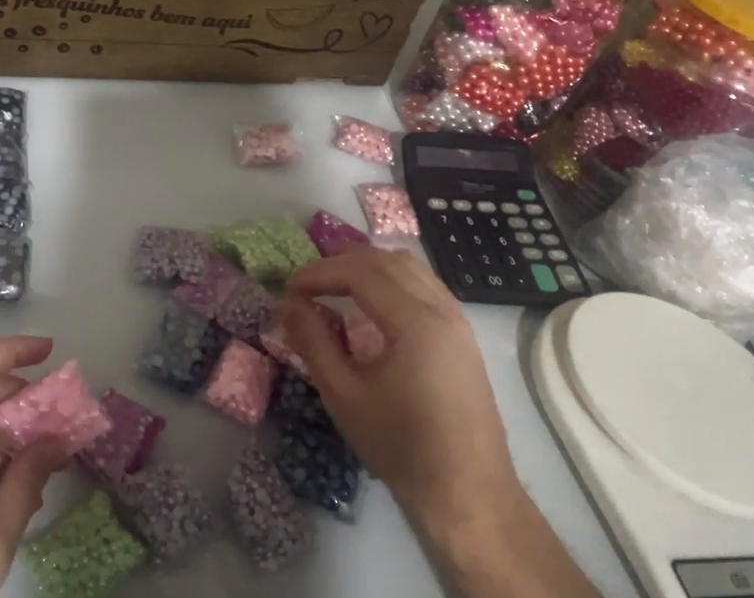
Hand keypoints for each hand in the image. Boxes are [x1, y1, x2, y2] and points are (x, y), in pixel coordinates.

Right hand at [279, 249, 517, 529]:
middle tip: (306, 286)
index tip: (288, 291)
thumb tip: (286, 304)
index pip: (359, 272)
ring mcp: (458, 321)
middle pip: (385, 261)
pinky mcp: (463, 336)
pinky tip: (372, 307)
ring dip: (367, 268)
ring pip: (409, 269)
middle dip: (340, 264)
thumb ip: (313, 341)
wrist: (467, 493)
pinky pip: (424, 286)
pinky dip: (391, 282)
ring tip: (334, 289)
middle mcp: (442, 309)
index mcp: (415, 322)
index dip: (318, 273)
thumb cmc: (400, 445)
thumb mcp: (344, 395)